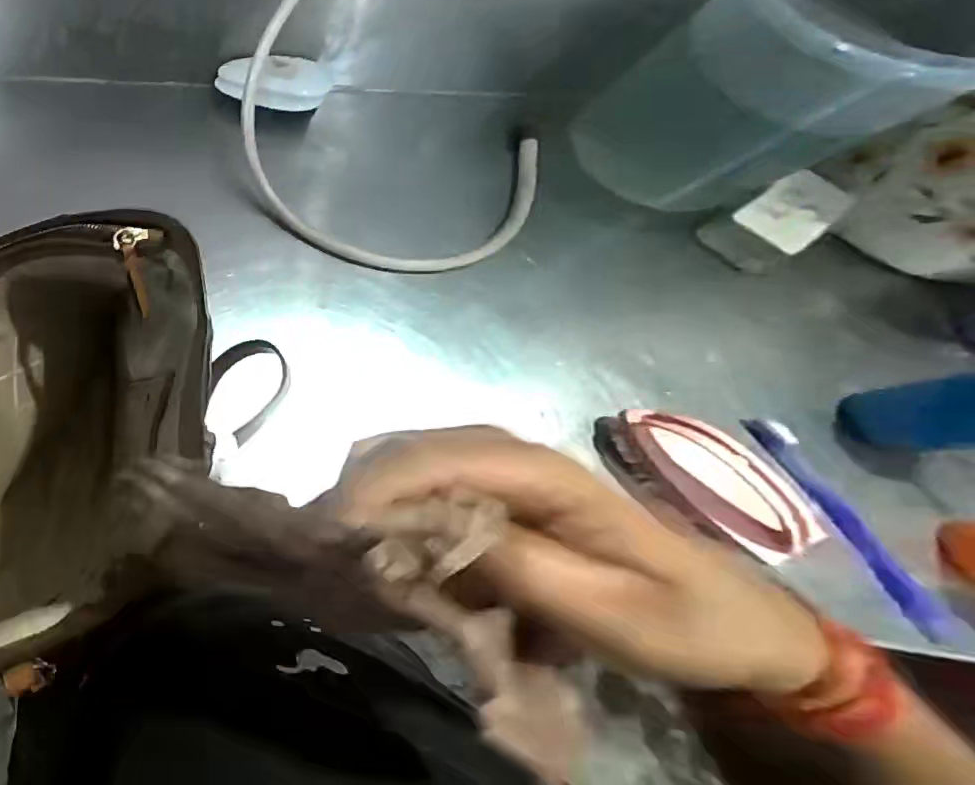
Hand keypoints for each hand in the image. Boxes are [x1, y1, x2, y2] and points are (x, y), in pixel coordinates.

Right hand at [335, 426, 829, 695]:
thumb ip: (521, 564)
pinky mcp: (486, 477)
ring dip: (370, 493)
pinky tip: (387, 533)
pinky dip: (388, 498)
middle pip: (406, 449)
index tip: (343, 530)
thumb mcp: (612, 611)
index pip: (434, 458)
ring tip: (353, 540)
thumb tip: (435, 529)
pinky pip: (415, 473)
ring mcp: (493, 457)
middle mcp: (505, 447)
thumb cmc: (680, 620)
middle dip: (361, 490)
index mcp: (539, 469)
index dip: (379, 488)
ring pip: (401, 454)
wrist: (734, 618)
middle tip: (334, 541)